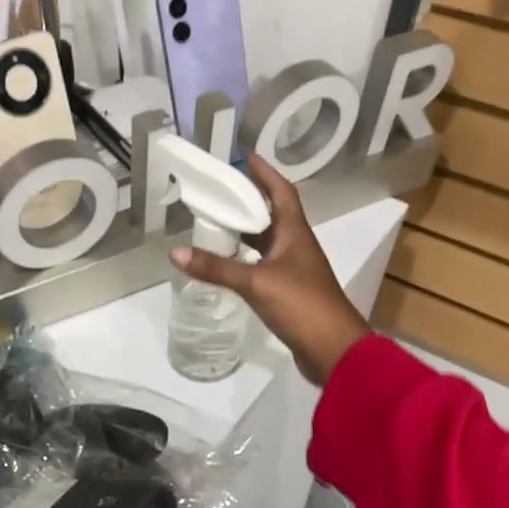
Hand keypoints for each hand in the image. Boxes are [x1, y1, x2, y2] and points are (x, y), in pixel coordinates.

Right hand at [170, 156, 370, 386]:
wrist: (333, 350)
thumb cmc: (301, 305)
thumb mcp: (255, 282)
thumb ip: (216, 268)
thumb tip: (175, 253)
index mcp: (295, 234)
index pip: (282, 193)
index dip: (266, 174)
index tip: (247, 158)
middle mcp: (297, 247)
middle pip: (272, 216)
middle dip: (248, 202)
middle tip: (219, 192)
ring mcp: (295, 271)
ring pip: (266, 243)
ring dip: (245, 232)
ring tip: (216, 224)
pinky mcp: (289, 293)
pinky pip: (263, 266)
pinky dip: (245, 260)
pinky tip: (227, 265)